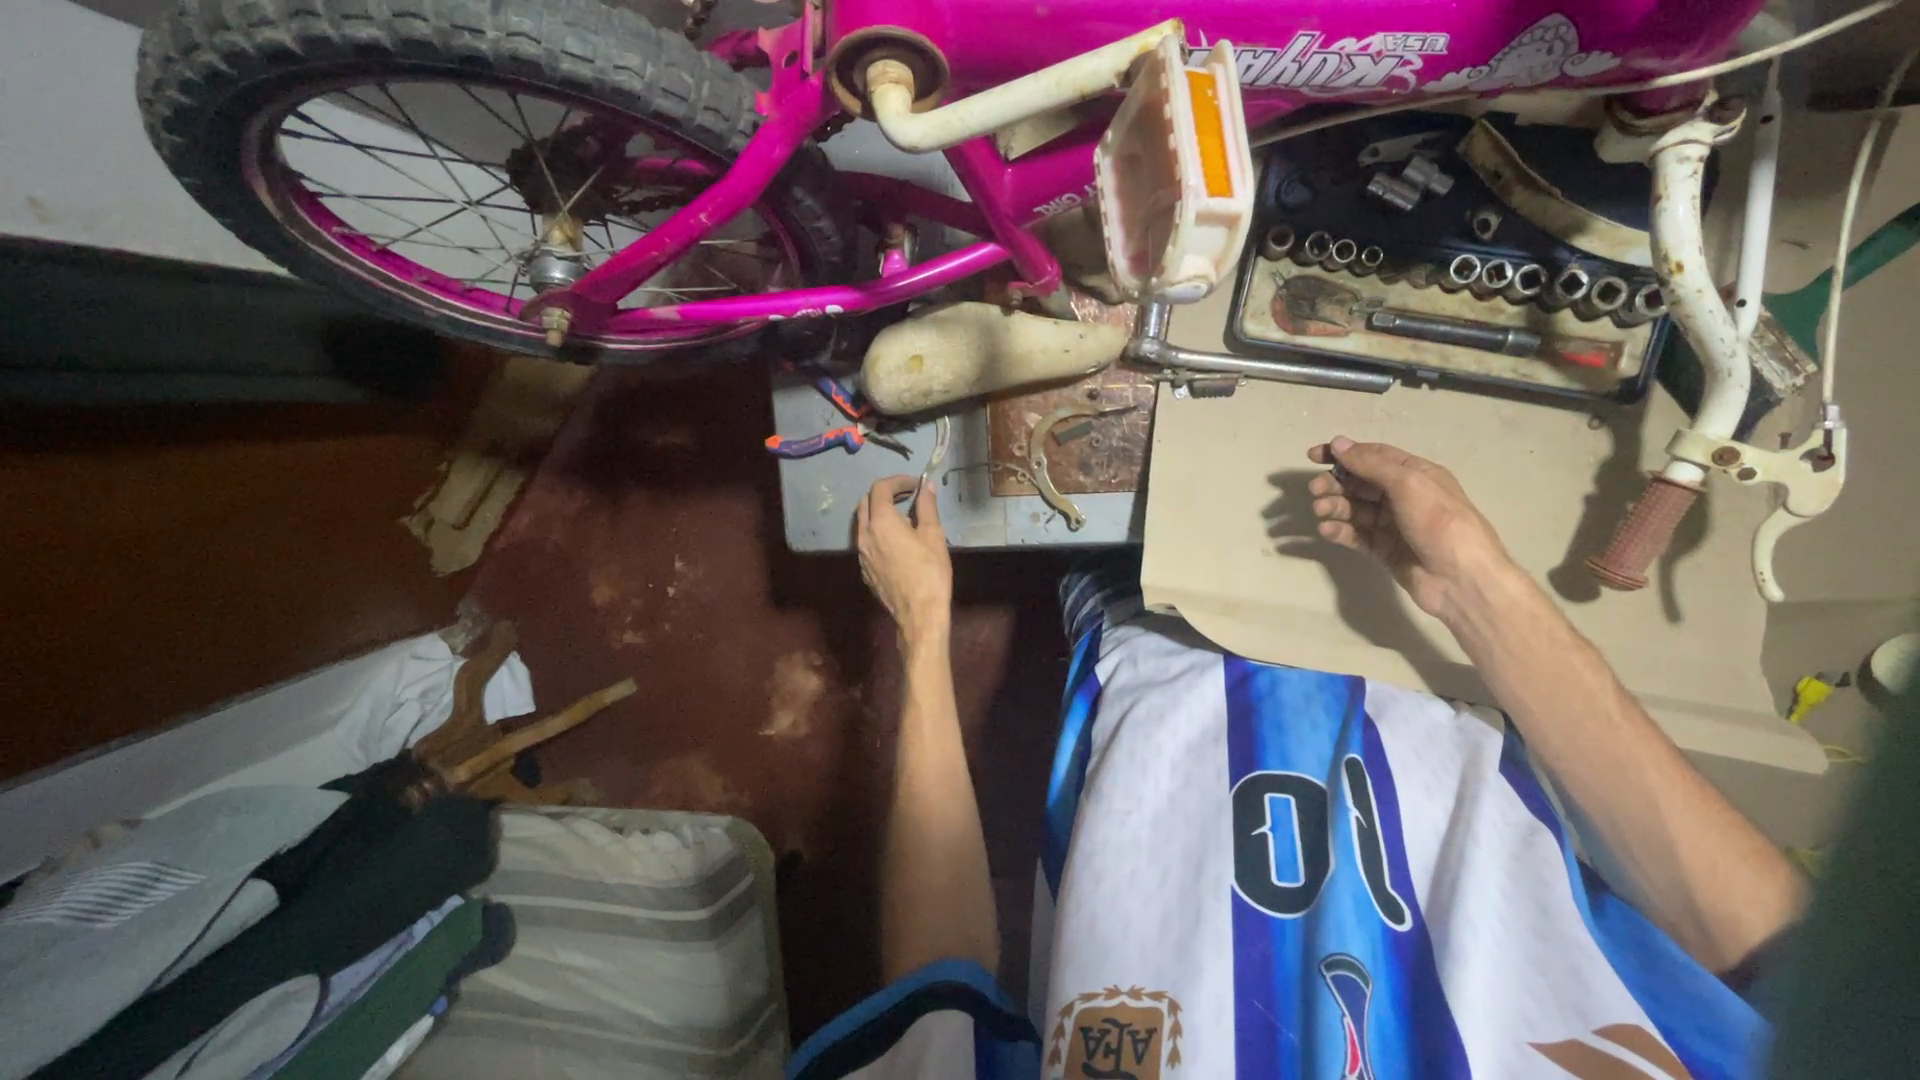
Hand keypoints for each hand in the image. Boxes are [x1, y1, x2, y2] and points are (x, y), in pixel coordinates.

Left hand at [857, 475, 952, 645]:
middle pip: (866, 502)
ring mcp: (861, 554)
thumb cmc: (930, 572)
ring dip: (879, 513)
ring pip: (863, 523)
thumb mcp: (933, 535)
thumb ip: (926, 506)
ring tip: (904, 518)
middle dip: (885, 494)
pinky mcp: (864, 569)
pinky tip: (897, 542)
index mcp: (881, 522)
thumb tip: (925, 485)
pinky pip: (866, 542)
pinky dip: (877, 532)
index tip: (914, 485)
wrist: (919, 613)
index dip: (897, 481)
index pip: (879, 488)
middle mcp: (864, 535)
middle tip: (907, 496)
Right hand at [1307, 436, 1516, 622]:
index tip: (1313, 456)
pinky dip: (1340, 531)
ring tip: (1321, 510)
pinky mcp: (1383, 550)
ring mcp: (1392, 525)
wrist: (1461, 578)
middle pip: (1360, 483)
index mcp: (1415, 475)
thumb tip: (1338, 443)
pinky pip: (1356, 536)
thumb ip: (1371, 464)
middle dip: (1335, 483)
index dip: (1343, 454)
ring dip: (1335, 506)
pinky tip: (1327, 531)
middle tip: (1314, 489)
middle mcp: (1403, 497)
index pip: (1373, 456)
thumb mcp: (1407, 484)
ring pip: (1355, 510)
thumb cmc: (1439, 522)